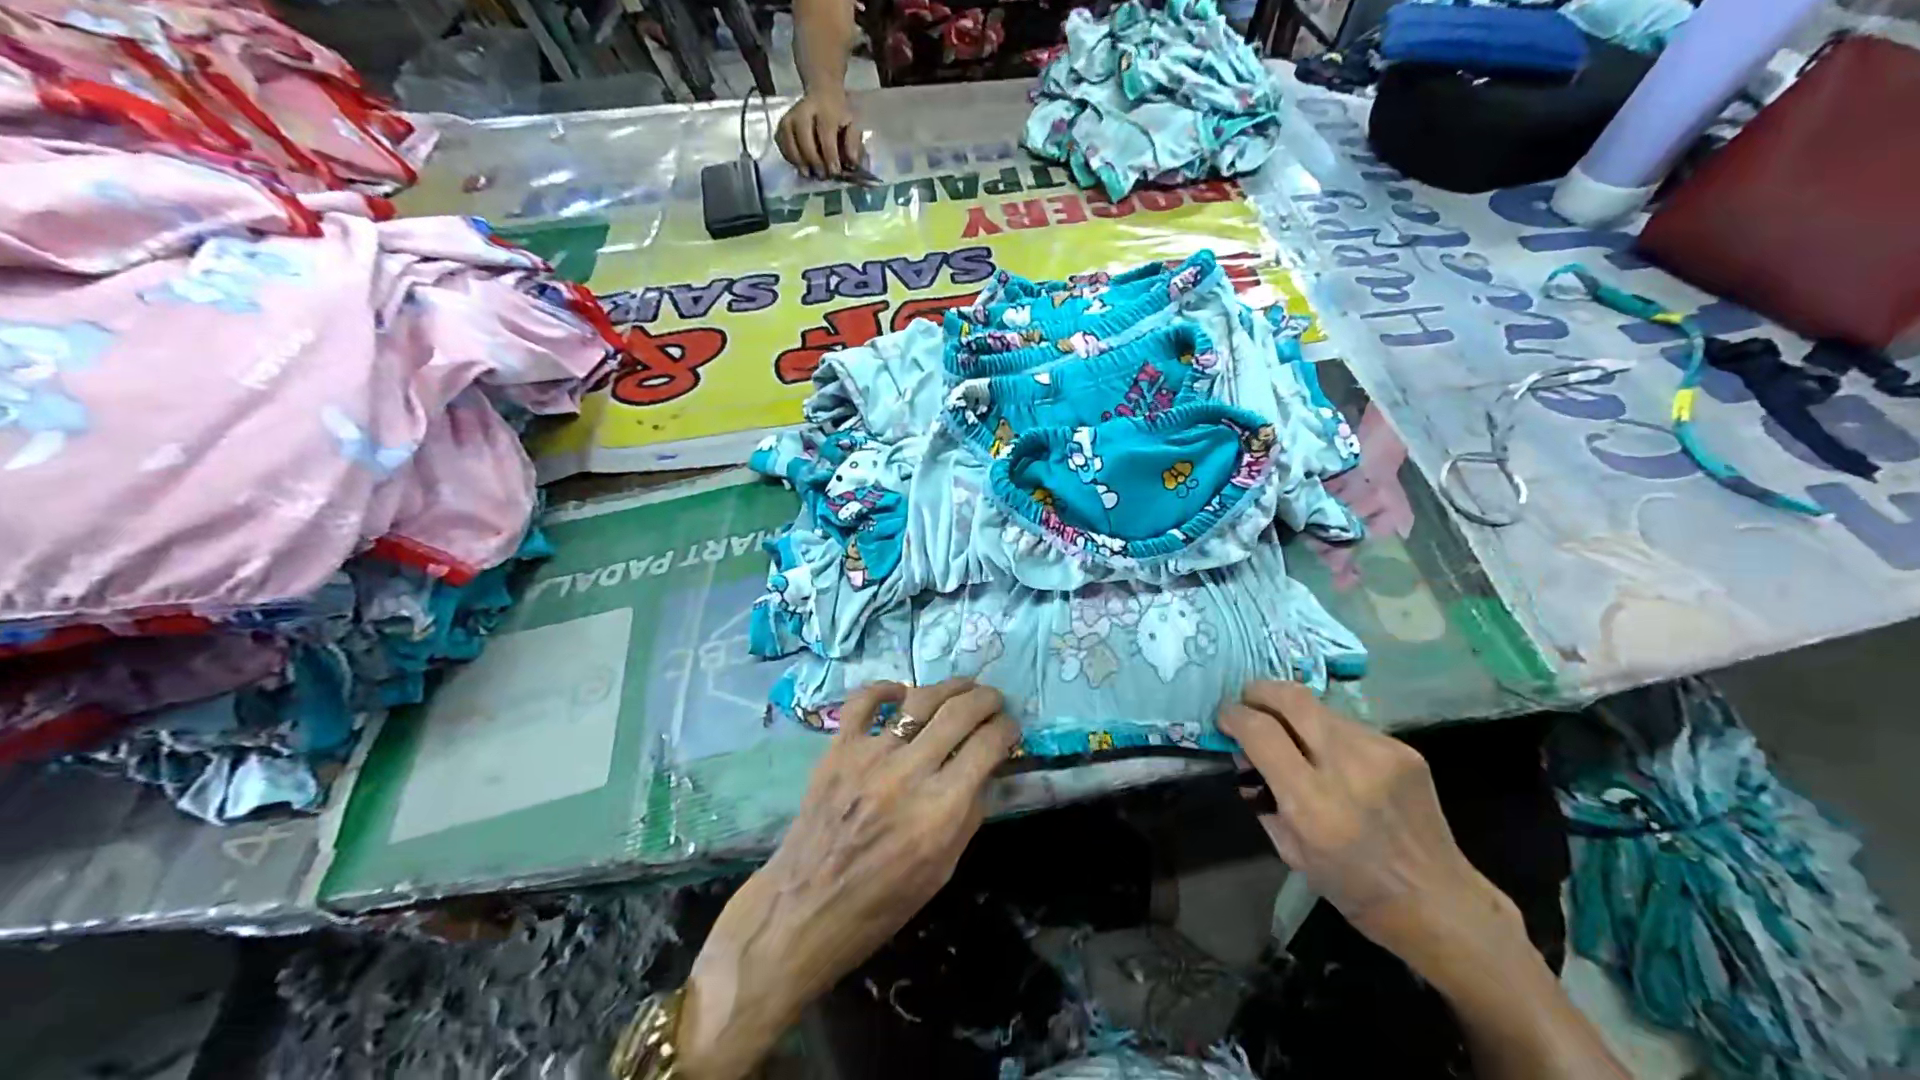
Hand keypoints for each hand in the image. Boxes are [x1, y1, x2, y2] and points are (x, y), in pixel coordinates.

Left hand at [674, 678, 1018, 1079]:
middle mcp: (910, 772)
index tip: (1011, 728)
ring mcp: (871, 755)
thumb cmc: (882, 901)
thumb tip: (985, 769)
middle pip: (960, 712)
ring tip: (962, 688)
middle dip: (986, 699)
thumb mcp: (943, 868)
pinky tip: (901, 693)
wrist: (808, 906)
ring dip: (949, 687)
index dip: (1007, 729)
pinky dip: (886, 689)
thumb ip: (968, 813)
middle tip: (994, 700)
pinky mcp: (839, 748)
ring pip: (920, 698)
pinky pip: (863, 701)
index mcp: (943, 808)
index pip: (989, 745)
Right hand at [775, 91, 863, 178]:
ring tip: (810, 174)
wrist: (823, 93)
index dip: (830, 157)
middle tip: (822, 176)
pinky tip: (800, 165)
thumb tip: (851, 164)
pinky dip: (790, 157)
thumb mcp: (852, 123)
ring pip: (790, 143)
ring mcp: (790, 117)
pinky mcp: (781, 124)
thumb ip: (853, 143)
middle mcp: (804, 111)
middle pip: (804, 140)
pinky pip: (782, 144)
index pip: (826, 135)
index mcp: (825, 110)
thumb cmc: (839, 113)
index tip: (834, 173)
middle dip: (814, 161)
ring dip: (799, 162)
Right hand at [1219, 681, 1518, 974]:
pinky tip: (1335, 760)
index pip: (1260, 731)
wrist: (1436, 900)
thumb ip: (1260, 794)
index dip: (1233, 715)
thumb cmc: (1351, 885)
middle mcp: (1348, 768)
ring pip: (1320, 708)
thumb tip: (1244, 751)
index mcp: (1313, 803)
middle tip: (1248, 703)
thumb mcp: (1288, 848)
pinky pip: (1350, 725)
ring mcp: (1382, 753)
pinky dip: (1329, 734)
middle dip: (1259, 692)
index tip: (1224, 718)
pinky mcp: (1404, 749)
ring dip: (1295, 716)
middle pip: (1291, 697)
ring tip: (1293, 739)